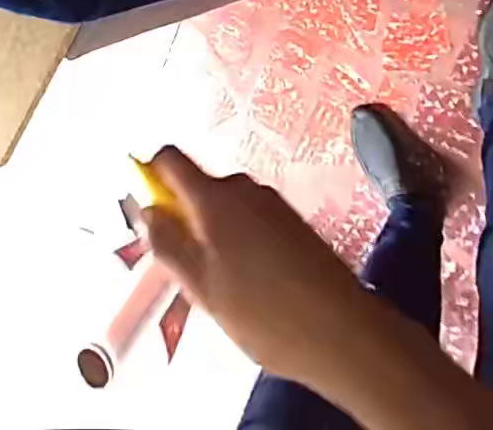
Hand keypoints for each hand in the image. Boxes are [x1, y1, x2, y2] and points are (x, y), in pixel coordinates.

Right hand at [141, 147, 377, 382]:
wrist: (346, 333)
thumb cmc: (265, 314)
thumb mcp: (201, 287)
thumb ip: (166, 243)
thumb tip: (146, 211)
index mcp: (213, 197)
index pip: (168, 157)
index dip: (150, 173)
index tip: (150, 208)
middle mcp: (241, 187)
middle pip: (197, 186)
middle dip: (185, 217)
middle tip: (190, 268)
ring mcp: (270, 201)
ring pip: (224, 207)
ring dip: (214, 233)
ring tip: (229, 286)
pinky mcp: (292, 219)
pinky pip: (250, 217)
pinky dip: (241, 240)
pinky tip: (257, 284)